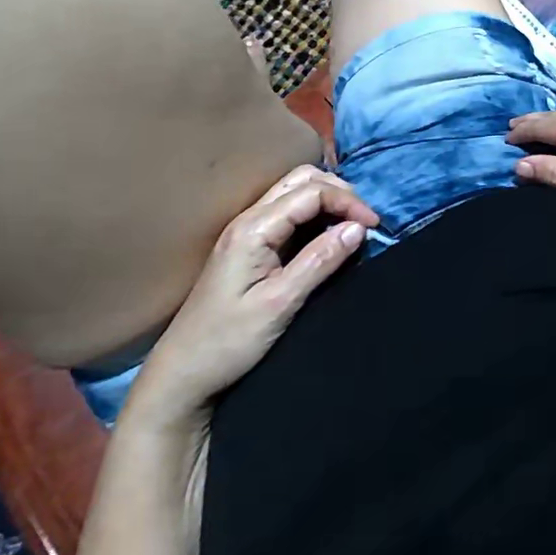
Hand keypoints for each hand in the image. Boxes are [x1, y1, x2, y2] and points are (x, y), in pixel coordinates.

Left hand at [132, 166, 377, 425]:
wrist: (182, 373)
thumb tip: (357, 228)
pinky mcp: (248, 246)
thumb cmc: (228, 342)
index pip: (311, 192)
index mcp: (254, 229)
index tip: (373, 226)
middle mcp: (249, 219)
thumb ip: (319, 261)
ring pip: (293, 192)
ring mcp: (246, 231)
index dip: (347, 201)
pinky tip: (327, 232)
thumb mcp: (280, 304)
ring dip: (326, 199)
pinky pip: (286, 213)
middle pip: (300, 180)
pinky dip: (313, 213)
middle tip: (364, 220)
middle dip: (338, 191)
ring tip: (351, 224)